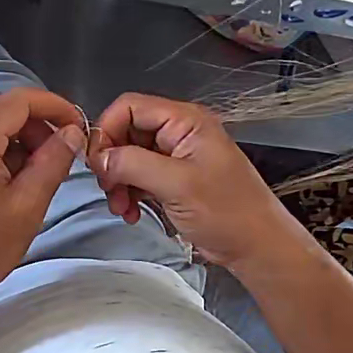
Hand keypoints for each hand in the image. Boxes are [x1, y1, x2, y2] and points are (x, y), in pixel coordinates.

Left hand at [0, 87, 84, 339]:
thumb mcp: (27, 205)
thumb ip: (53, 162)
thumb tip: (73, 133)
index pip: (19, 101)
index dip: (55, 106)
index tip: (81, 124)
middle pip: (9, 115)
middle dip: (43, 131)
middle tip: (67, 160)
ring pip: (0, 134)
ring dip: (29, 148)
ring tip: (47, 179)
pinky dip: (12, 161)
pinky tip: (24, 188)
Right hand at [88, 92, 308, 270]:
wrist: (255, 245)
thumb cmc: (228, 212)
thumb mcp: (177, 185)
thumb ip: (134, 164)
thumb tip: (99, 157)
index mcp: (185, 121)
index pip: (130, 107)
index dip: (107, 130)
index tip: (96, 162)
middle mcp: (180, 132)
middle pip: (127, 132)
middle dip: (112, 161)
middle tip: (109, 189)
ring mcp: (177, 157)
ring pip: (130, 157)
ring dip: (119, 182)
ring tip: (122, 207)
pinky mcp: (175, 180)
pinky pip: (141, 177)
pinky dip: (131, 193)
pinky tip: (132, 213)